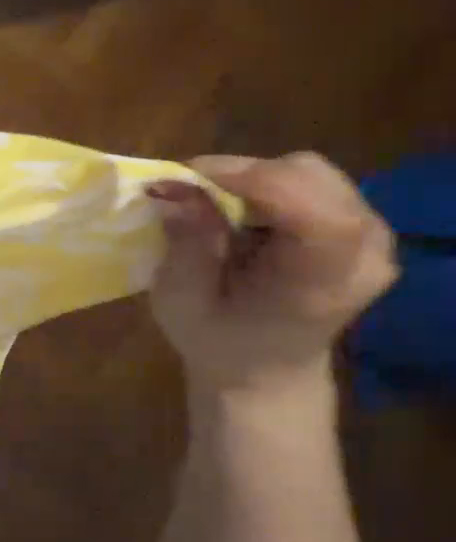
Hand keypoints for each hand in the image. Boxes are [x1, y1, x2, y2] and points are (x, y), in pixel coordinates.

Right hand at [146, 152, 396, 395]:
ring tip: (213, 204)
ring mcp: (370, 237)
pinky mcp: (359, 227)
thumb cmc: (216, 340)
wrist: (264, 369)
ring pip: (311, 172)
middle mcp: (365, 251)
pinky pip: (314, 184)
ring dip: (253, 179)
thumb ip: (186, 243)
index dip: (251, 179)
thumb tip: (171, 188)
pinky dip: (267, 186)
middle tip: (189, 191)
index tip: (187, 175)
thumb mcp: (181, 300)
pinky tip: (242, 213)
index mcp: (323, 280)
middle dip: (242, 174)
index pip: (314, 211)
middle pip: (311, 178)